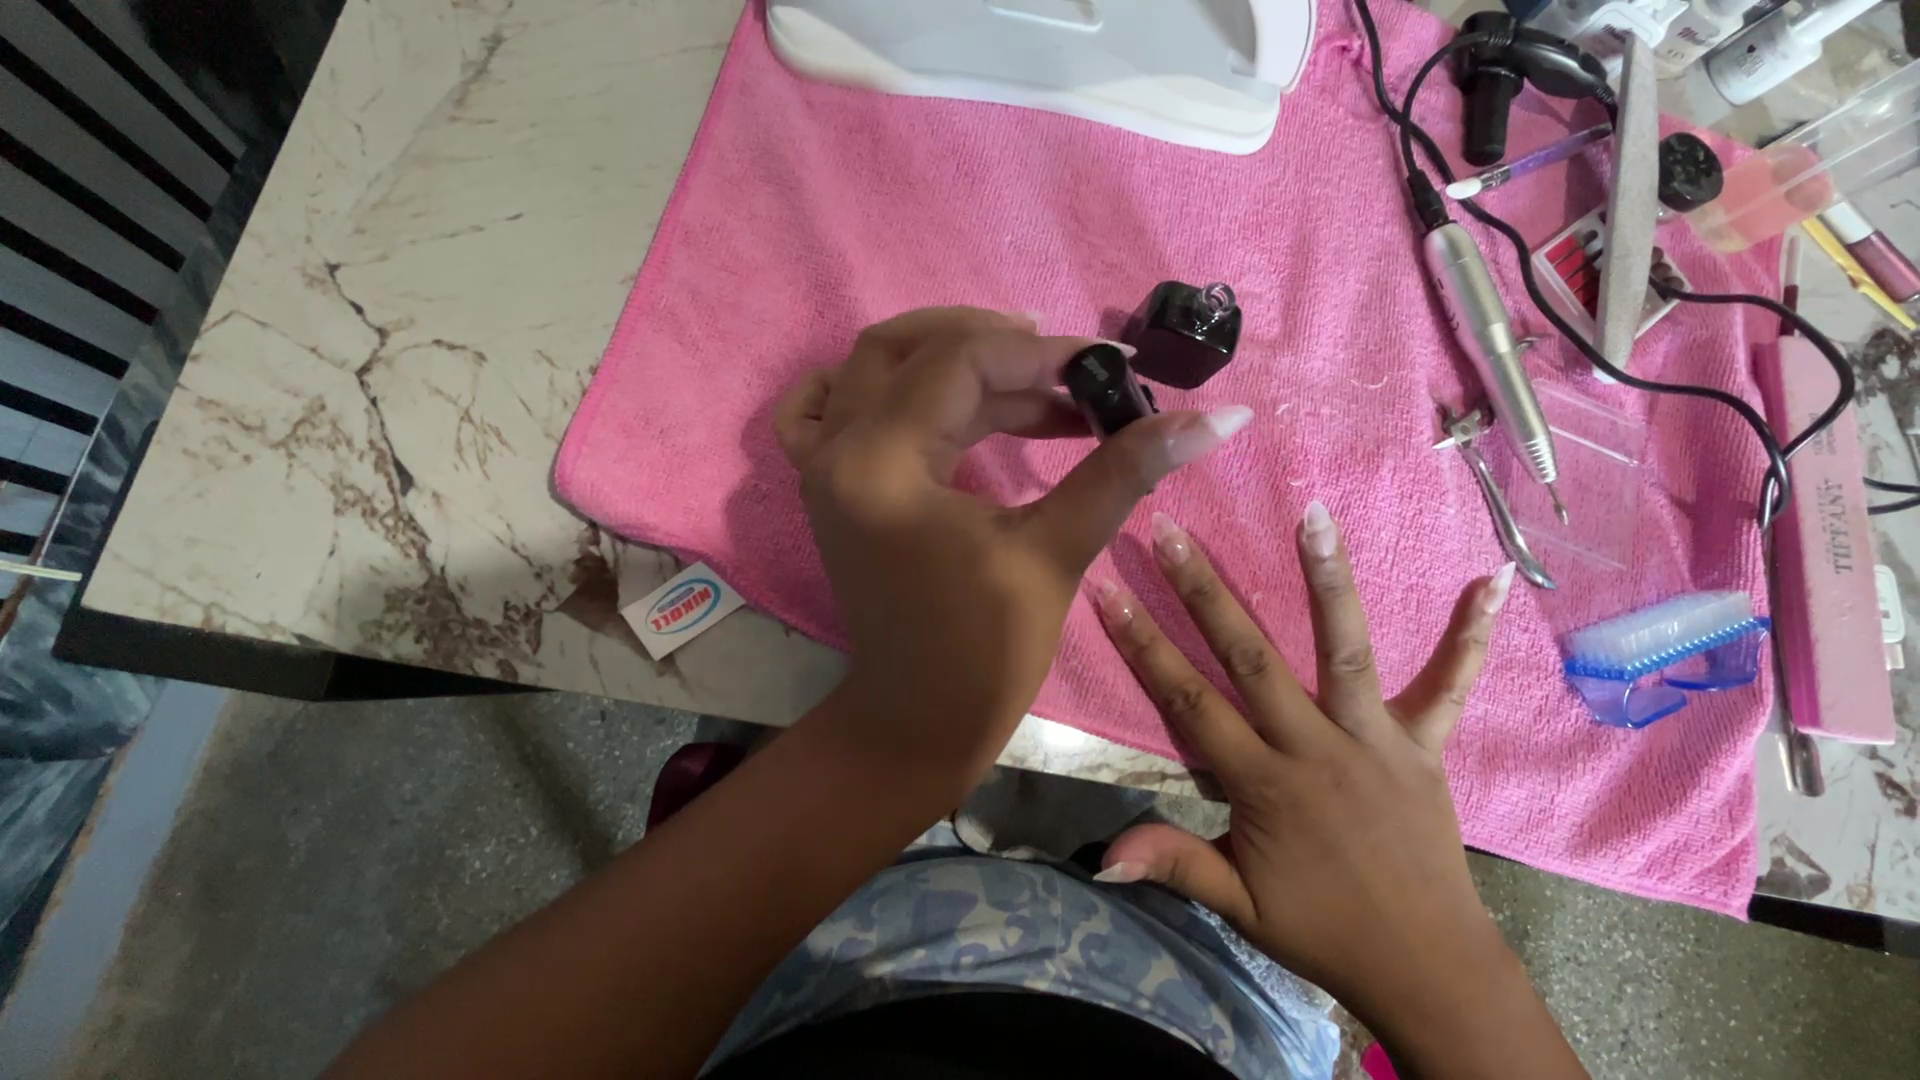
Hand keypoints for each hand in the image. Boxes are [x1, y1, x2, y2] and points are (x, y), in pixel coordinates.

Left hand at [774, 308, 1251, 787]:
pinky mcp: (828, 486)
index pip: (960, 364)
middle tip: (1066, 368)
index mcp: (882, 463)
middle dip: (994, 346)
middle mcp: (836, 450)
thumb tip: (1217, 417)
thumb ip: (1122, 471)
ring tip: (1035, 387)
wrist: (917, 718)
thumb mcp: (1054, 552)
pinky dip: (868, 387)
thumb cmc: (983, 650)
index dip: (1042, 355)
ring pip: (874, 371)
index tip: (1109, 368)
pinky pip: (822, 409)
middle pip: (907, 349)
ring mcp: (821, 466)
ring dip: (952, 365)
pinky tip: (917, 390)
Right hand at [1091, 503, 1521, 1021]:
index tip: (1111, 590)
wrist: (1427, 967)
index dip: (1143, 645)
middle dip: (1206, 591)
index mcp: (1264, 783)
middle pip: (1251, 658)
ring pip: (1344, 652)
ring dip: (1328, 582)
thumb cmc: (1322, 931)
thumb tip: (1098, 858)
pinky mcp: (1423, 746)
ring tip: (1312, 516)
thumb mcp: (1237, 904)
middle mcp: (1315, 747)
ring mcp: (1375, 741)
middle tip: (1173, 530)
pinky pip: (1448, 688)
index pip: (1189, 700)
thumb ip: (1173, 864)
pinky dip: (1469, 638)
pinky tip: (1491, 583)